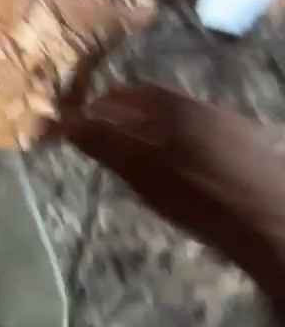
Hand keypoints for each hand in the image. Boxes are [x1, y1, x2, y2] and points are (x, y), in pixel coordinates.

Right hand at [60, 86, 284, 305]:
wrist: (279, 235)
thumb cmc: (200, 196)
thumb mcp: (136, 169)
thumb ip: (98, 140)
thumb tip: (64, 120)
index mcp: (184, 109)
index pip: (134, 91)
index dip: (103, 102)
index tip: (83, 121)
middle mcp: (216, 113)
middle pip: (161, 108)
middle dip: (129, 121)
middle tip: (107, 143)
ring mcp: (245, 136)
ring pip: (186, 127)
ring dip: (158, 138)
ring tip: (141, 163)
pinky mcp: (261, 160)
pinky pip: (210, 144)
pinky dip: (185, 151)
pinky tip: (181, 176)